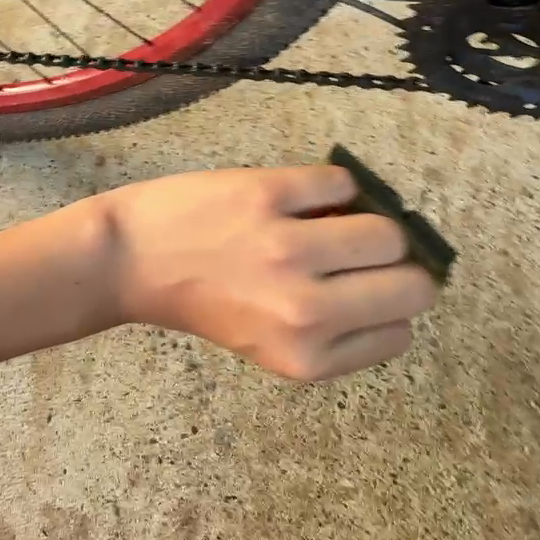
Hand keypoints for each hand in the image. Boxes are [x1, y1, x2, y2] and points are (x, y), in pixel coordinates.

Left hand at [91, 165, 436, 381]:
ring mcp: (287, 248)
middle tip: (357, 249)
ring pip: (387, 230)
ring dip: (368, 220)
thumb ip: (332, 327)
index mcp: (308, 358)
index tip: (363, 285)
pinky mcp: (267, 194)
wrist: (127, 257)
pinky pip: (343, 181)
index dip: (385, 303)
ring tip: (329, 219)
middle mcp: (306, 311)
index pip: (400, 331)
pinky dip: (332, 184)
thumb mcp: (268, 341)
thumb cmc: (195, 297)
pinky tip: (301, 194)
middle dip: (394, 264)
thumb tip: (400, 271)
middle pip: (412, 283)